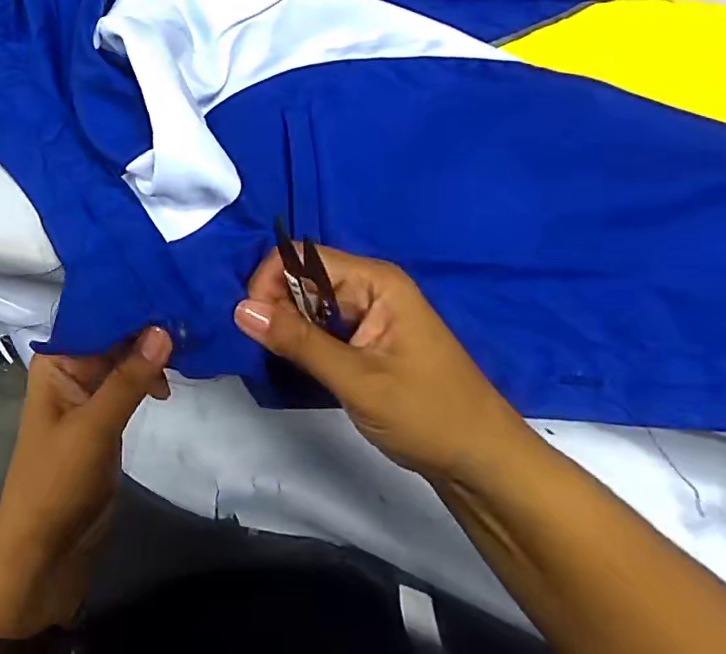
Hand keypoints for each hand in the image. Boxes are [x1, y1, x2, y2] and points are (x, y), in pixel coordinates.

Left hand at [0, 328, 172, 637]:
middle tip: (191, 311)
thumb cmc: (58, 481)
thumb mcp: (94, 427)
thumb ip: (128, 379)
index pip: (95, 317)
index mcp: (55, 360)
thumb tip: (163, 330)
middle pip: (111, 336)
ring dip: (151, 353)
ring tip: (190, 343)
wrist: (46, 549)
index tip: (170, 285)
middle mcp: (70, 368)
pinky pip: (129, 385)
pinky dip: (149, 379)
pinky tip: (172, 381)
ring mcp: (88, 393)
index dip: (129, 303)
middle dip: (146, 326)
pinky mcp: (104, 417)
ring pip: (124, 360)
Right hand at [232, 248, 533, 484]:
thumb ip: (298, 341)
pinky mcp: (366, 339)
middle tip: (265, 346)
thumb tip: (240, 309)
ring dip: (287, 325)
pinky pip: (320, 326)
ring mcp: (369, 314)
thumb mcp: (357, 380)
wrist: (485, 467)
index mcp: (375, 282)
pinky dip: (302, 341)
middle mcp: (370, 288)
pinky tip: (298, 364)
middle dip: (275, 305)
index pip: (302, 258)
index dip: (269, 281)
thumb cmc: (429, 417)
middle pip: (302, 278)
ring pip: (307, 304)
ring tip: (280, 358)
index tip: (252, 320)